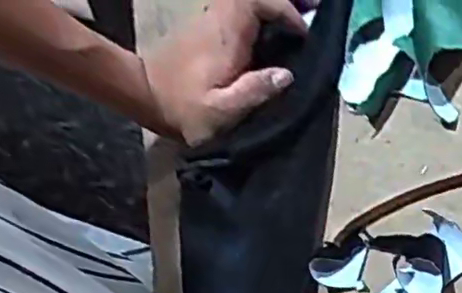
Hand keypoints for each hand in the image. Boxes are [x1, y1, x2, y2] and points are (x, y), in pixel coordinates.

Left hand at [140, 0, 311, 143]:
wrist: (146, 96)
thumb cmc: (185, 110)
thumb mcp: (222, 112)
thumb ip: (254, 92)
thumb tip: (287, 75)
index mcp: (224, 36)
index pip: (256, 1)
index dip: (285, 9)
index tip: (304, 34)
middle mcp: (218, 20)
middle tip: (315, 5)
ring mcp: (212, 21)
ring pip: (248, 1)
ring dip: (276, 4)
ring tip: (305, 15)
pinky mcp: (210, 30)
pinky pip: (242, 11)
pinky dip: (264, 12)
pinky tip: (280, 27)